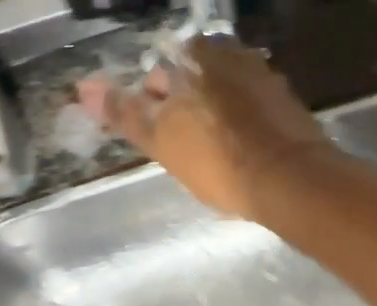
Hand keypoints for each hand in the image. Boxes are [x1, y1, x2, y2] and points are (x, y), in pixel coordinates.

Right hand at [101, 36, 333, 221]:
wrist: (293, 181)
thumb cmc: (220, 160)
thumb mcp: (163, 140)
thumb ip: (124, 113)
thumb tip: (82, 88)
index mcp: (194, 55)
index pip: (162, 77)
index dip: (158, 109)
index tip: (165, 141)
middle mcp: (232, 55)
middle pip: (199, 82)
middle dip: (192, 109)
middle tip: (193, 151)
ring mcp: (268, 79)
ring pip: (231, 97)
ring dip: (223, 119)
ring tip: (222, 157)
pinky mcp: (294, 108)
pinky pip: (261, 114)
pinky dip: (252, 130)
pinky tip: (251, 156)